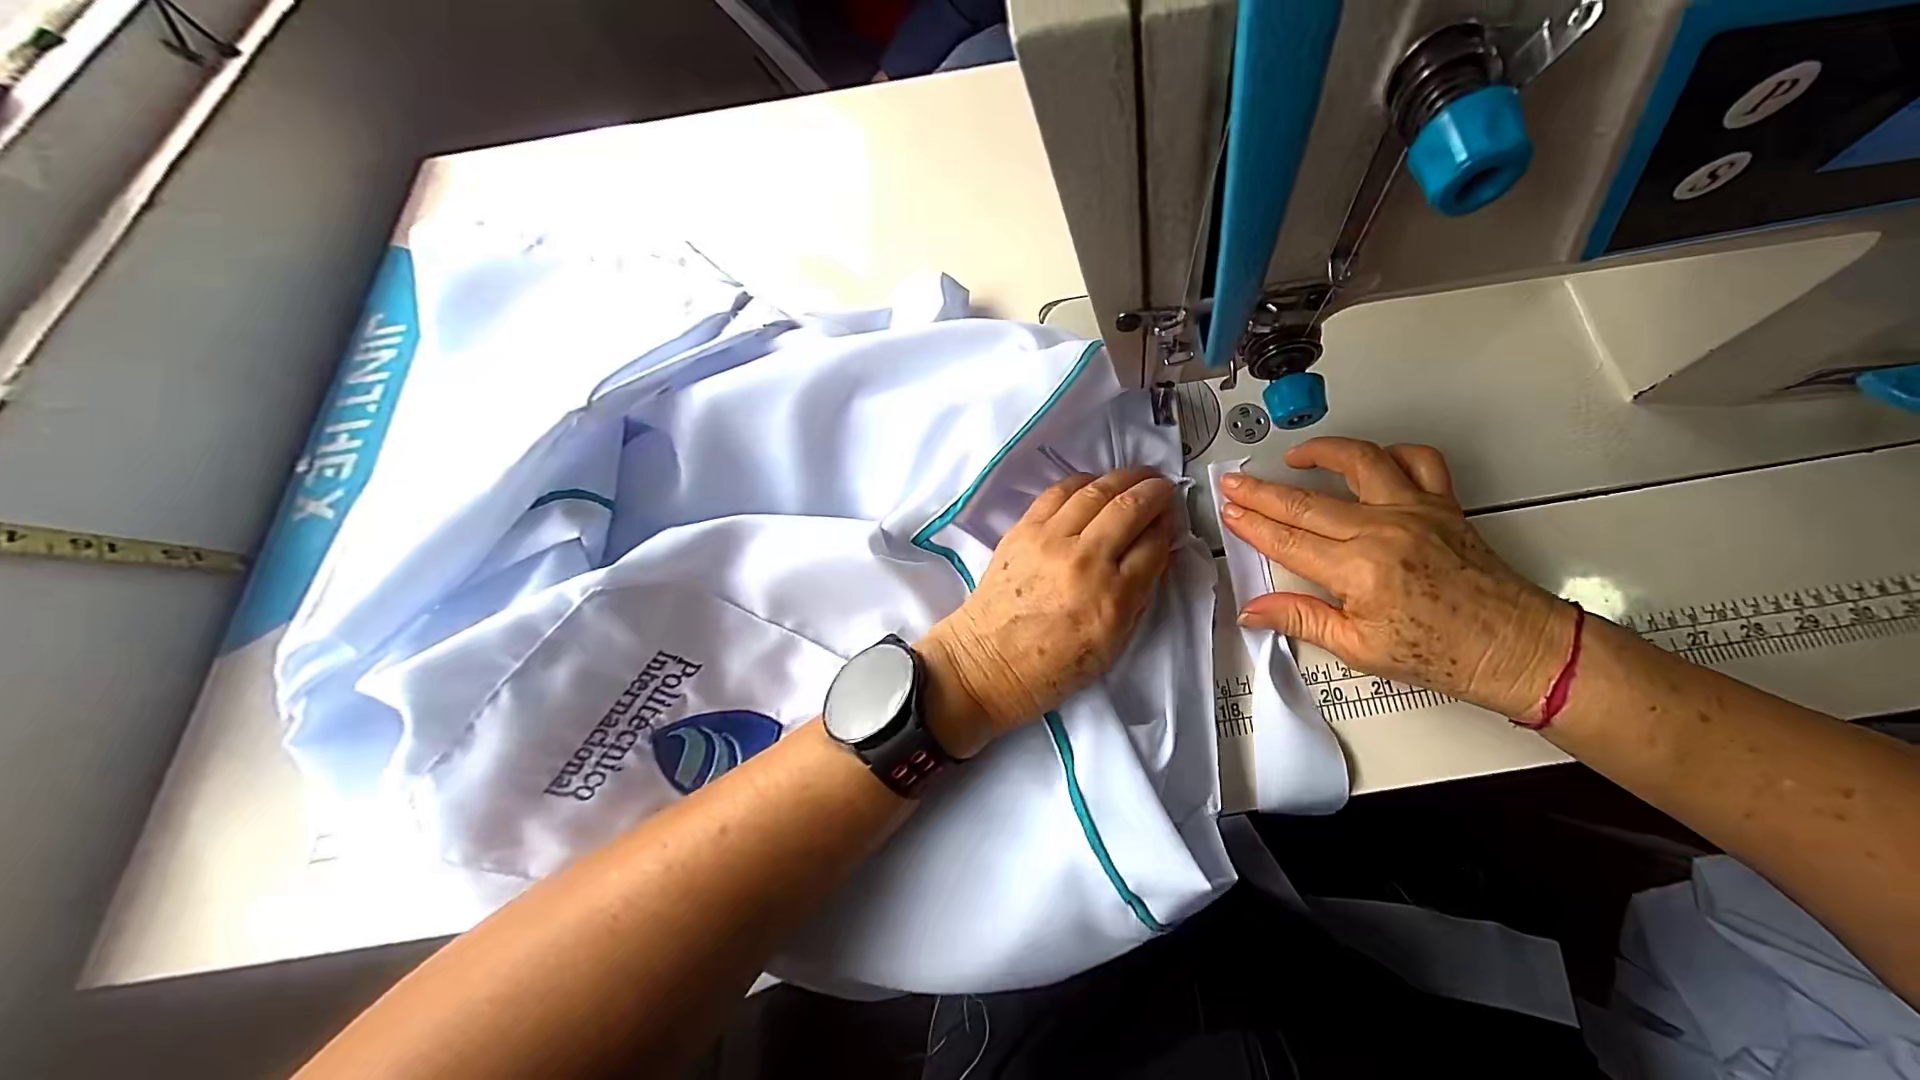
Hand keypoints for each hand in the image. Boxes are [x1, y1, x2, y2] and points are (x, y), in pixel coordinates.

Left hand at [917, 466, 1178, 755]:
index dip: (1169, 526)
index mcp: (1113, 598)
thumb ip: (1139, 595)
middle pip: (1130, 508)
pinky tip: (1096, 483)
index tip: (1172, 519)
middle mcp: (1085, 561)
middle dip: (1155, 491)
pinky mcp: (1023, 531)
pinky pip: (1058, 492)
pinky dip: (1083, 481)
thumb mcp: (1114, 643)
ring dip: (1124, 478)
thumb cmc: (1053, 665)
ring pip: (1096, 491)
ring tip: (1137, 476)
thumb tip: (1155, 551)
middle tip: (1163, 488)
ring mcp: (1050, 541)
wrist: (988, 661)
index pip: (1154, 544)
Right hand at [1219, 437, 1573, 717]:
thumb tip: (1254, 611)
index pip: (1287, 539)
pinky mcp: (1443, 505)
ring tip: (1296, 454)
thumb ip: (1300, 618)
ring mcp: (1416, 511)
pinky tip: (1372, 459)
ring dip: (1321, 452)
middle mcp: (1385, 531)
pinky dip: (1391, 452)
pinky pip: (1418, 460)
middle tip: (1236, 483)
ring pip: (1359, 462)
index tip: (1229, 512)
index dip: (1251, 524)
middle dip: (1261, 491)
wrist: (1516, 648)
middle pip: (1305, 501)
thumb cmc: (1446, 652)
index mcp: (1360, 570)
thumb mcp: (1358, 647)